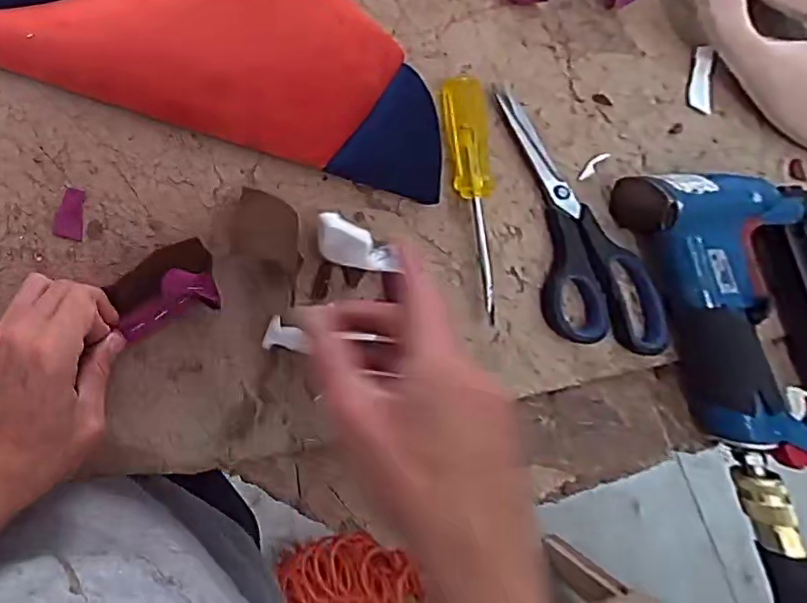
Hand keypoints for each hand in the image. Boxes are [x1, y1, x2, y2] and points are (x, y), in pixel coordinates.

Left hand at [0, 273, 124, 519]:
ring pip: (41, 284)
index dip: (102, 312)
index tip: (107, 340)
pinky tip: (50, 339)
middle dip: (88, 305)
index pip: (82, 297)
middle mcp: (23, 330)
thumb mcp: (87, 422)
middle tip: (94, 339)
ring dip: (63, 300)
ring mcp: (2, 331)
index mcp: (49, 349)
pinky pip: (22, 300)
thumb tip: (114, 339)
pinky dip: (43, 306)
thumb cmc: (38, 456)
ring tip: (71, 333)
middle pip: (64, 286)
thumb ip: (101, 370)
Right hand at [298, 247, 545, 602]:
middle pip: (418, 324)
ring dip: (392, 355)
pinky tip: (393, 410)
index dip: (400, 260)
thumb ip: (328, 358)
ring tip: (359, 381)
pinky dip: (417, 380)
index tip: (390, 244)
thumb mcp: (355, 419)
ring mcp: (487, 398)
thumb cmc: (421, 496)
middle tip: (338, 336)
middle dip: (373, 323)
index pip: (420, 287)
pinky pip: (450, 382)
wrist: (478, 561)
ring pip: (432, 355)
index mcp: (438, 359)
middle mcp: (469, 370)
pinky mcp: (495, 423)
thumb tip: (312, 320)